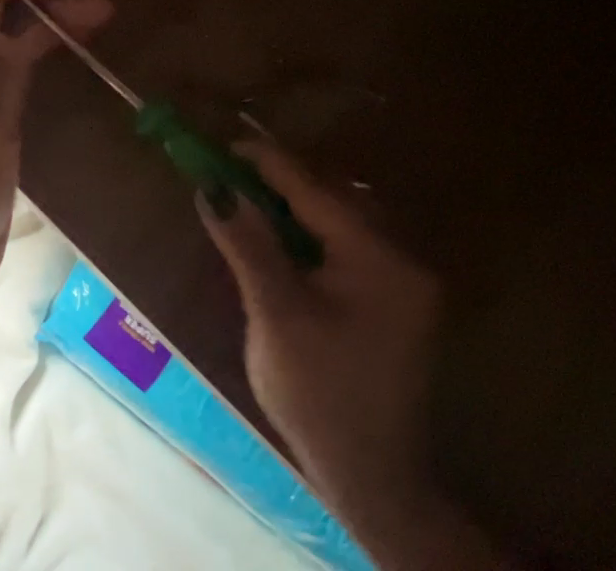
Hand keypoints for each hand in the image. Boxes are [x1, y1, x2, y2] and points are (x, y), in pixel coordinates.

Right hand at [198, 141, 441, 513]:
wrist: (368, 471)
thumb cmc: (317, 390)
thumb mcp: (274, 313)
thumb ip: (247, 244)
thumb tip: (213, 188)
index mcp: (380, 261)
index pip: (316, 192)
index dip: (266, 163)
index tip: (221, 143)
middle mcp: (402, 262)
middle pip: (335, 199)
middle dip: (280, 179)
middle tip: (227, 171)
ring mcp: (402, 284)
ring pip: (341, 221)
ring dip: (293, 204)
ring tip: (245, 198)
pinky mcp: (391, 303)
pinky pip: (345, 247)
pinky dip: (308, 233)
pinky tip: (276, 240)